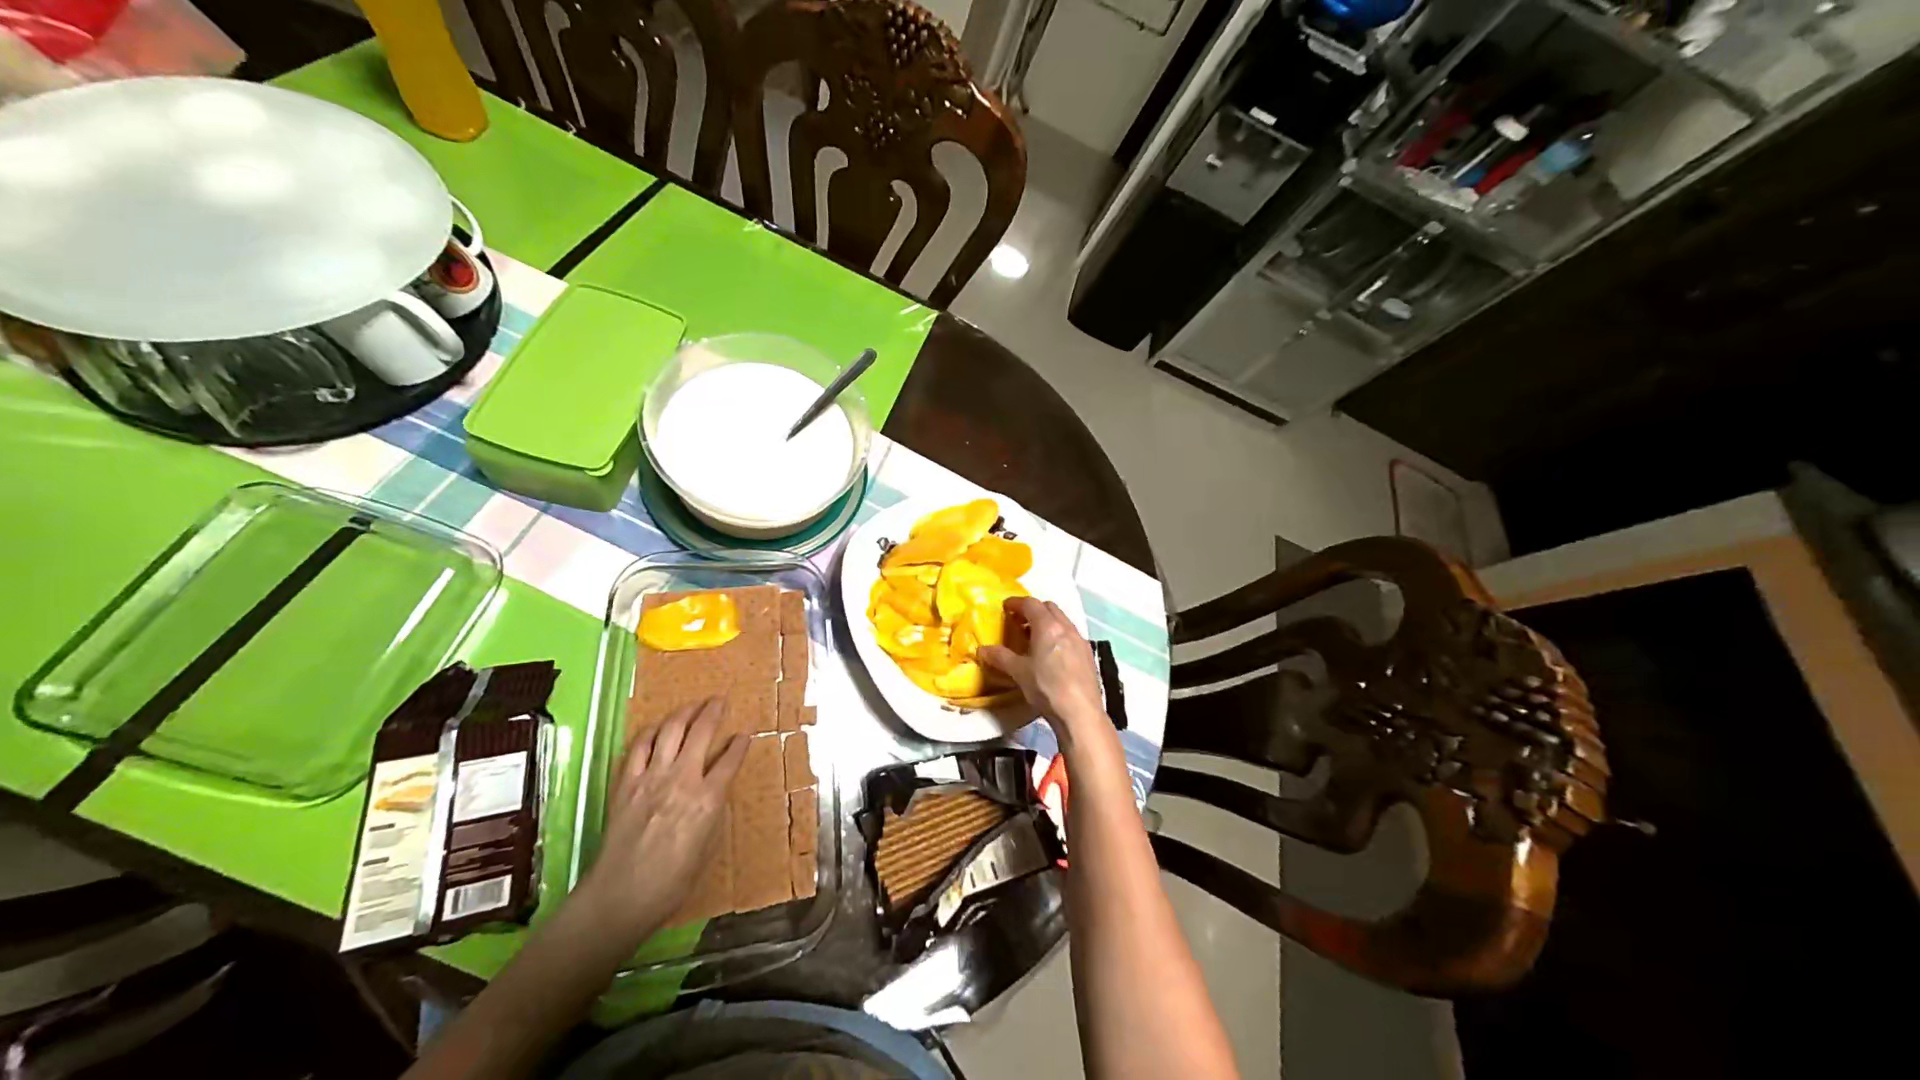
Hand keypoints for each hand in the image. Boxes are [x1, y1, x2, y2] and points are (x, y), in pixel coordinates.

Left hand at [579, 697, 747, 943]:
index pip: (730, 759)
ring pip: (670, 731)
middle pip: (700, 733)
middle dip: (713, 712)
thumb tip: (715, 792)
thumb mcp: (708, 847)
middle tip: (719, 701)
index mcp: (708, 799)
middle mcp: (682, 780)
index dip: (740, 744)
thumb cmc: (673, 882)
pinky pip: (638, 747)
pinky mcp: (626, 783)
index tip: (744, 735)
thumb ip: (713, 812)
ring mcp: (651, 778)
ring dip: (684, 713)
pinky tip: (657, 728)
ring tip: (693, 706)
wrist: (622, 895)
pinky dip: (651, 732)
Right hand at [978, 597, 1104, 732]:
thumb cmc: (1047, 688)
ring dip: (1047, 622)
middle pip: (1049, 608)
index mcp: (1048, 626)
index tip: (1005, 607)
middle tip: (1019, 621)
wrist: (1080, 712)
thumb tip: (983, 649)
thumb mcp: (1019, 672)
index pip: (1031, 604)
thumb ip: (1000, 657)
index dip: (1016, 603)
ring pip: (1062, 620)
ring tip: (1034, 637)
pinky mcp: (1088, 654)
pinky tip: (1052, 653)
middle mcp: (1066, 627)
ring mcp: (1080, 640)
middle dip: (1033, 610)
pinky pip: (1070, 634)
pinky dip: (1058, 634)